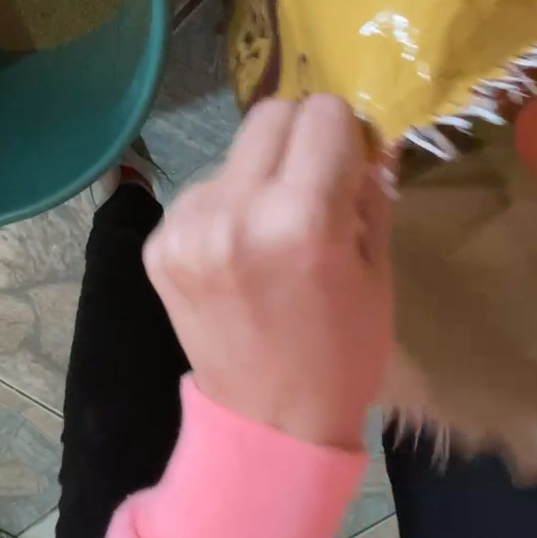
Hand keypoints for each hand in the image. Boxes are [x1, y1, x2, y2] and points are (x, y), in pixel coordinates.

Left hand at [144, 95, 393, 450]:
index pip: (323, 112)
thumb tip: (369, 136)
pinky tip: (237, 256)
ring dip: (259, 175)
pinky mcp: (158, 244)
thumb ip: (370, 190)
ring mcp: (186, 226)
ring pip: (234, 153)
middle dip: (302, 136)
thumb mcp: (378, 272)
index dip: (345, 134)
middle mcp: (235, 209)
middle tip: (313, 184)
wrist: (267, 425)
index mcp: (302, 218)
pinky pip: (203, 192)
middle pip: (270, 113)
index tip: (349, 164)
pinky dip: (226, 208)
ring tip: (270, 233)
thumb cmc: (342, 354)